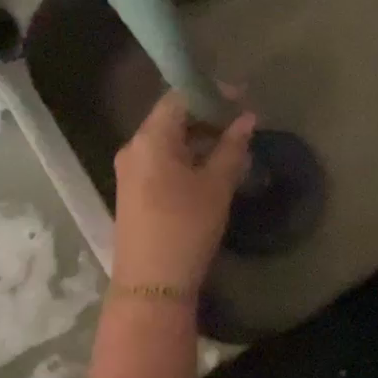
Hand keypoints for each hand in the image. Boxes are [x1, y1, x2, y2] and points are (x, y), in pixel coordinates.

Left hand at [111, 91, 255, 296]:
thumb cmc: (186, 227)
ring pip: (168, 140)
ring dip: (200, 138)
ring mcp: (130, 170)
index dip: (211, 93)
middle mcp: (134, 148)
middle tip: (242, 124)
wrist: (152, 284)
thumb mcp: (217, 185)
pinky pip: (162, 159)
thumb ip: (233, 147)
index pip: (179, 97)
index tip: (241, 98)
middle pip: (172, 117)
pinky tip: (212, 169)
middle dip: (208, 116)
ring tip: (234, 147)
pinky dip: (188, 156)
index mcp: (150, 139)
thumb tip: (247, 118)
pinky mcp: (134, 190)